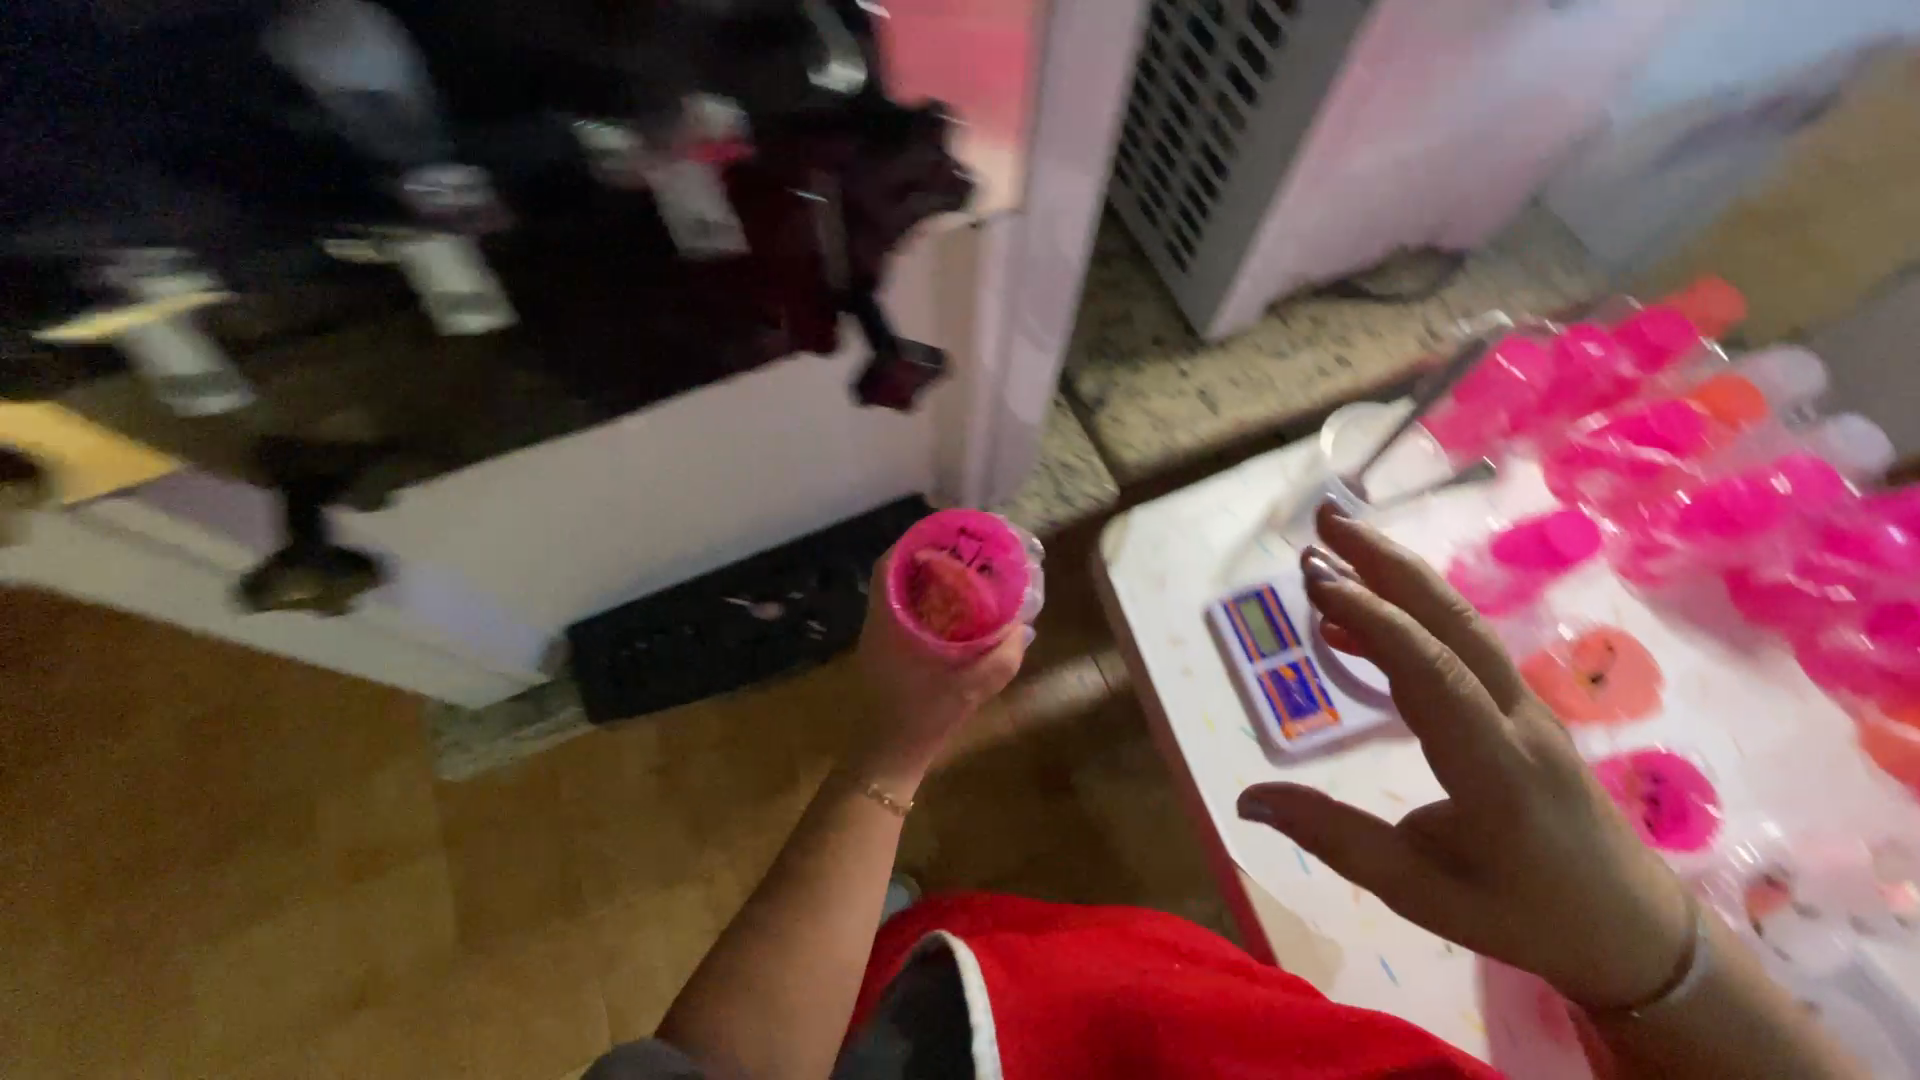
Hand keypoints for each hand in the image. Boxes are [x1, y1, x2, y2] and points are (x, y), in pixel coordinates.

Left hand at [848, 545, 1028, 791]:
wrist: (887, 760)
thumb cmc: (919, 720)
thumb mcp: (966, 691)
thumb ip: (999, 660)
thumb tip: (1021, 629)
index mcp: (886, 623)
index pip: (887, 567)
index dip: (913, 543)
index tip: (945, 535)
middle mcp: (878, 625)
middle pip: (896, 577)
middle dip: (929, 560)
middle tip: (966, 554)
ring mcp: (880, 642)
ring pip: (902, 598)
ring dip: (929, 584)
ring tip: (967, 576)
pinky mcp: (888, 658)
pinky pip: (906, 618)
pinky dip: (930, 608)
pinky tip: (958, 617)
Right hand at [1237, 503, 1693, 1009]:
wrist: (1633, 929)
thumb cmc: (1525, 913)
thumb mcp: (1420, 893)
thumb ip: (1334, 840)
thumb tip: (1247, 799)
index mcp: (1495, 767)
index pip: (1433, 673)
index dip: (1373, 621)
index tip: (1315, 580)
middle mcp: (1515, 718)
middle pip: (1453, 621)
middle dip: (1386, 563)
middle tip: (1324, 521)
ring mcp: (1523, 706)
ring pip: (1458, 624)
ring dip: (1395, 578)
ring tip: (1330, 549)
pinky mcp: (1516, 706)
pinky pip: (1457, 647)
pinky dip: (1403, 621)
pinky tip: (1350, 626)